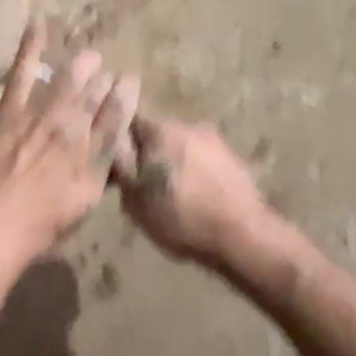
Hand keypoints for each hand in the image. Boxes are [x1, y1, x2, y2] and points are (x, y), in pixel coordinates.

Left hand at [0, 22, 139, 264]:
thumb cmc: (38, 225)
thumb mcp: (82, 207)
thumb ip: (97, 177)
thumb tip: (107, 160)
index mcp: (95, 155)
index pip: (118, 119)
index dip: (126, 98)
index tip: (130, 84)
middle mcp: (75, 128)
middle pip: (95, 96)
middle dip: (104, 82)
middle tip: (107, 74)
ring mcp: (42, 114)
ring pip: (69, 80)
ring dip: (83, 65)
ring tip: (91, 57)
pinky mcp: (11, 109)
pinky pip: (23, 71)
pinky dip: (31, 47)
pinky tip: (38, 25)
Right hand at [118, 114, 274, 265]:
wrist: (242, 236)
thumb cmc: (181, 217)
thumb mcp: (135, 200)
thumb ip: (120, 168)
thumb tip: (113, 147)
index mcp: (161, 129)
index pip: (129, 119)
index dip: (117, 138)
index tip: (113, 160)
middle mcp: (189, 124)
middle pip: (156, 133)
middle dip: (147, 153)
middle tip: (140, 183)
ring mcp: (215, 140)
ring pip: (181, 146)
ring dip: (173, 163)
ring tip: (170, 195)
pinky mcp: (234, 159)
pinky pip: (203, 160)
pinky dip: (195, 173)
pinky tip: (195, 199)